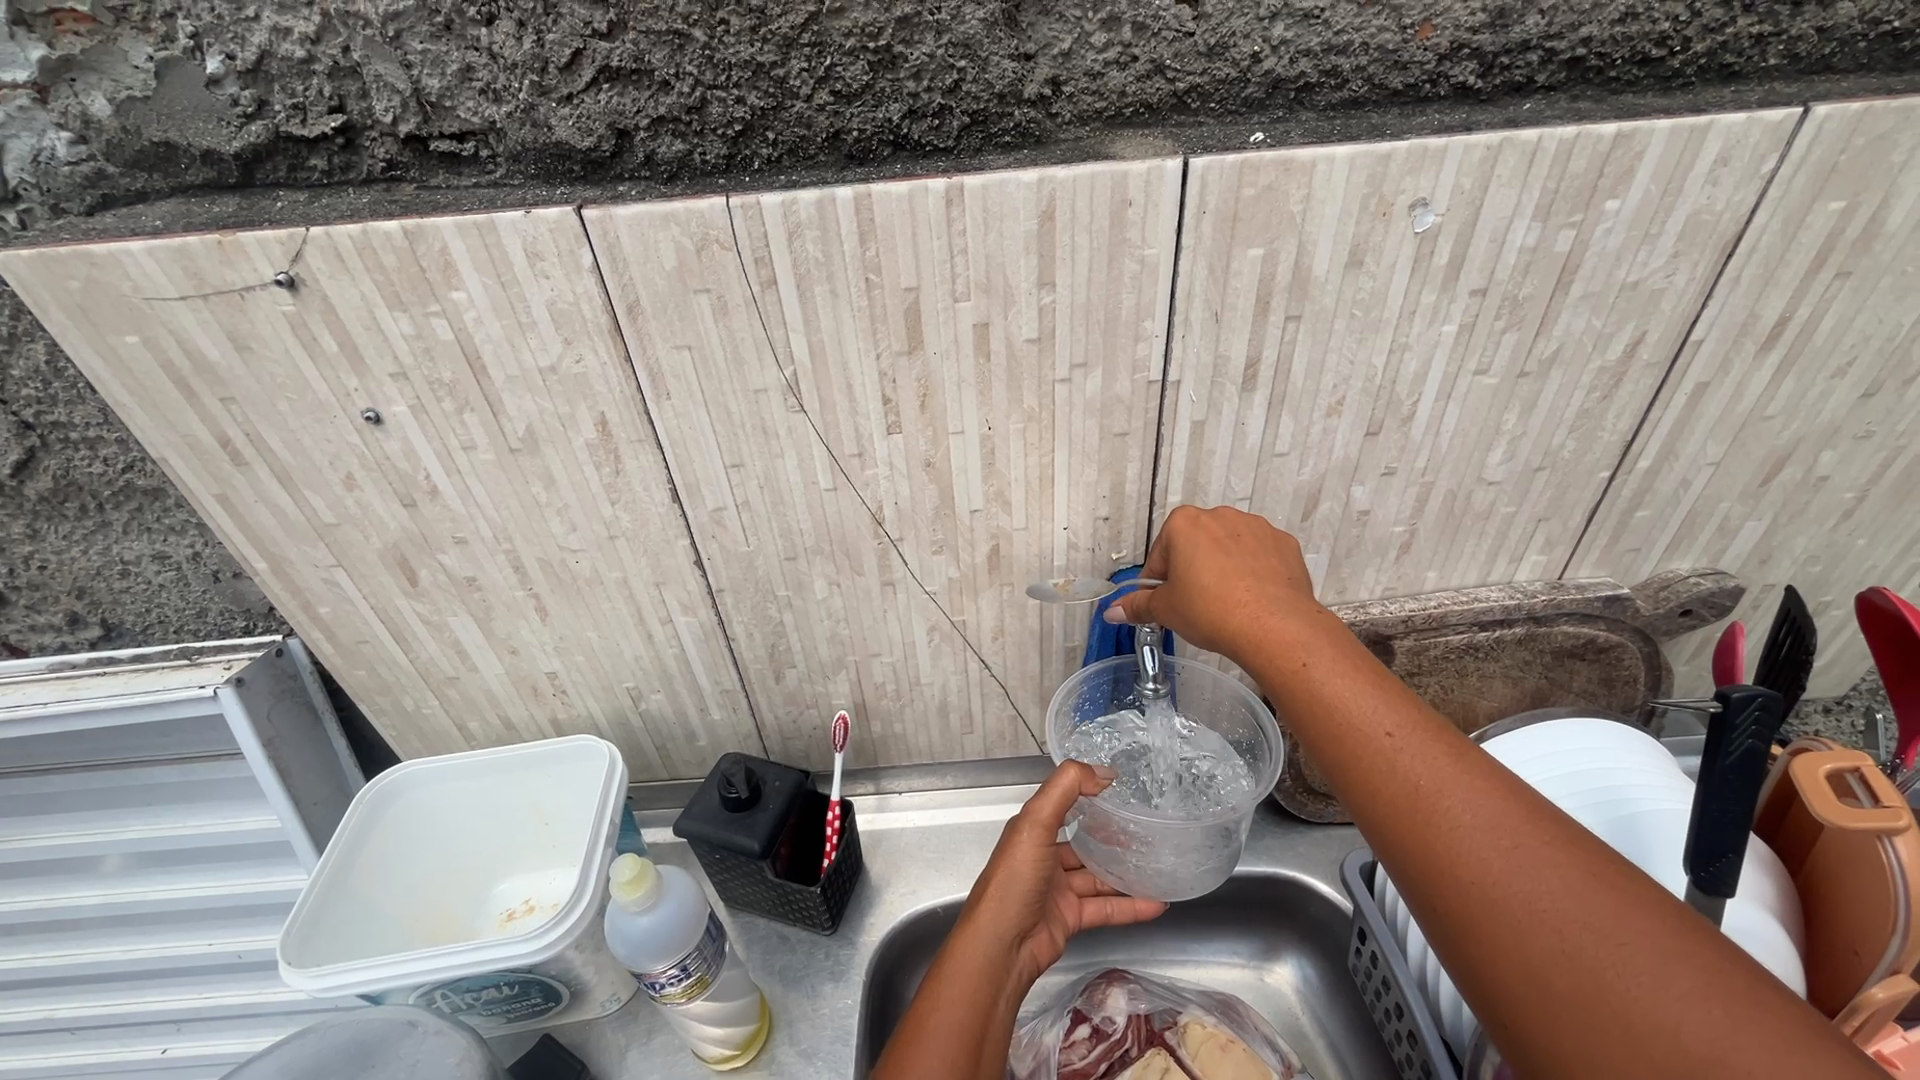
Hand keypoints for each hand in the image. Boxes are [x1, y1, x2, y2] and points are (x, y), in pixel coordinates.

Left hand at [955, 761, 1166, 987]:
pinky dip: (1130, 906)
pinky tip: (1155, 903)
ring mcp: (1057, 890)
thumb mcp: (1034, 823)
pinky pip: (1105, 908)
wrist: (1001, 947)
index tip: (1122, 790)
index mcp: (1032, 830)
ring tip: (1158, 866)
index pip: (1063, 805)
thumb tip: (1102, 772)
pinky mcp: (1069, 918)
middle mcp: (1043, 857)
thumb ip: (1065, 789)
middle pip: (1084, 843)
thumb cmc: (1012, 881)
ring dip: (1126, 873)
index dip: (1089, 795)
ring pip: (1097, 877)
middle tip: (1146, 830)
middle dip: (1113, 837)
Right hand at [1105, 504, 1326, 660]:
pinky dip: (1254, 574)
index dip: (1160, 583)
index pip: (1160, 556)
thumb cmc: (1212, 611)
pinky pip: (1260, 557)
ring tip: (1226, 606)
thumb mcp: (1166, 610)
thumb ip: (1137, 605)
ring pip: (1228, 550)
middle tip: (1195, 607)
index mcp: (1184, 524)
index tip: (1168, 604)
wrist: (1274, 627)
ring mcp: (1256, 528)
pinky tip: (1252, 601)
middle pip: (1194, 547)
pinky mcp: (1284, 544)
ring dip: (1223, 570)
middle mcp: (1220, 516)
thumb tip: (1113, 611)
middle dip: (1192, 572)